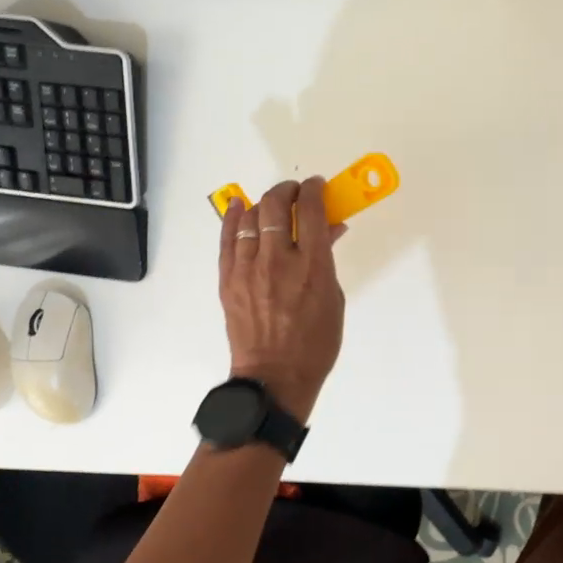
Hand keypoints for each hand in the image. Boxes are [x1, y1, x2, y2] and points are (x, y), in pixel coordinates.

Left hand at [218, 179, 347, 422]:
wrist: (275, 376)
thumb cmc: (316, 343)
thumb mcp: (334, 299)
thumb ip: (327, 261)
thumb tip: (328, 232)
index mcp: (312, 268)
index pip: (311, 212)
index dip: (314, 191)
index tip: (318, 186)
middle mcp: (278, 262)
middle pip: (277, 207)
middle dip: (288, 191)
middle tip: (296, 191)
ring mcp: (248, 270)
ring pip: (251, 218)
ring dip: (264, 204)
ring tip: (273, 204)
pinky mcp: (228, 280)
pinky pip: (227, 239)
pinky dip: (232, 218)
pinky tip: (238, 207)